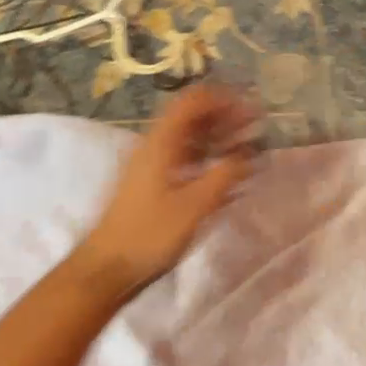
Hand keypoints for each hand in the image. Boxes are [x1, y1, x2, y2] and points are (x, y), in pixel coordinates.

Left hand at [77, 85, 259, 292]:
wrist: (108, 267)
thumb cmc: (150, 234)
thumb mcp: (194, 206)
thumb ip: (224, 176)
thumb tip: (250, 154)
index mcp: (161, 143)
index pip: (193, 101)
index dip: (223, 98)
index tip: (251, 108)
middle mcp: (156, 147)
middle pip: (193, 117)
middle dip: (226, 117)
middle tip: (256, 128)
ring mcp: (154, 166)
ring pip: (191, 140)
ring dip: (219, 138)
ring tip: (250, 149)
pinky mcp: (156, 185)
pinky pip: (187, 160)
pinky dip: (209, 159)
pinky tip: (230, 175)